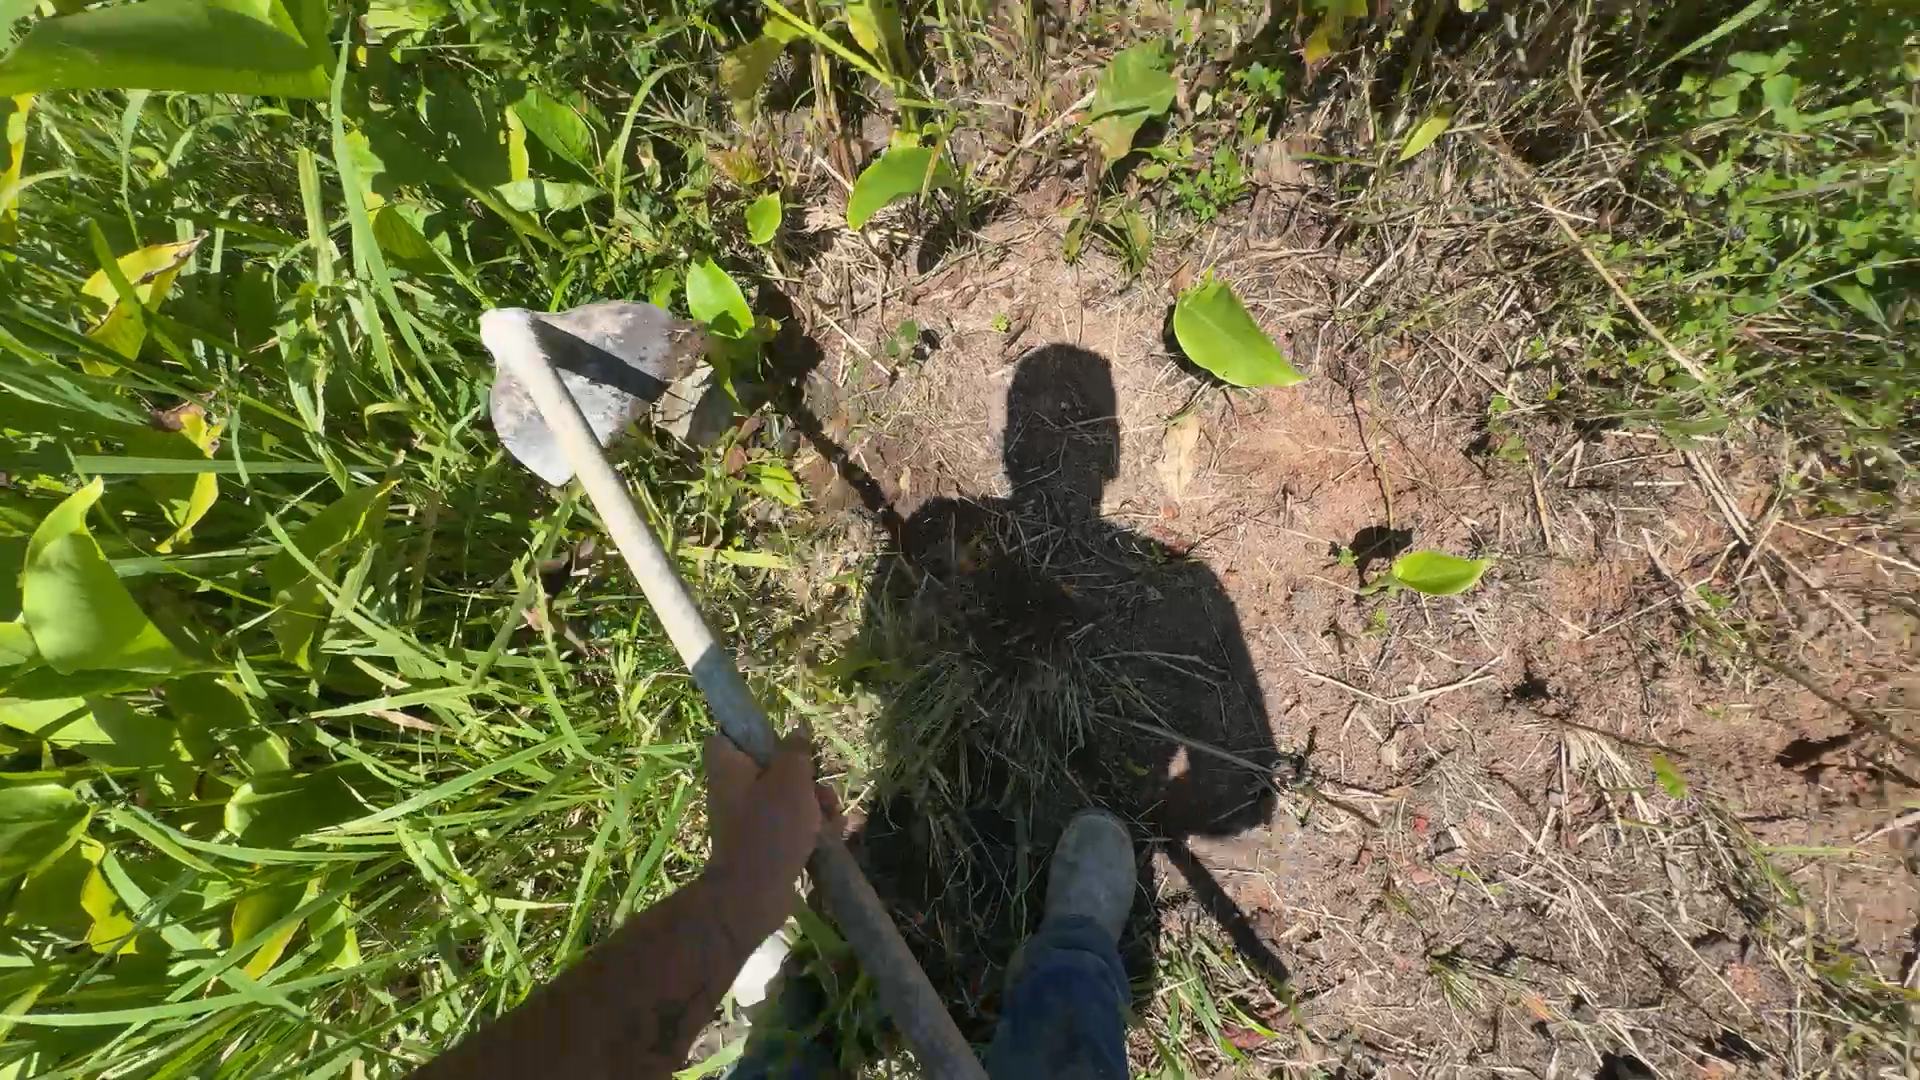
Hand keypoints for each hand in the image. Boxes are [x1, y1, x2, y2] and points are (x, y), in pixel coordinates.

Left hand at [703, 733, 834, 937]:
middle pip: (770, 767)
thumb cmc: (770, 826)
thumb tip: (797, 731)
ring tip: (833, 814)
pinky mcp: (764, 842)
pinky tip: (835, 831)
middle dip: (804, 775)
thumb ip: (795, 750)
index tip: (779, 740)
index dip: (752, 734)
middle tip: (819, 784)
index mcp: (729, 767)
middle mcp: (733, 790)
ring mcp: (748, 818)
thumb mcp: (790, 778)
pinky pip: (790, 822)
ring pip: (786, 795)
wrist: (754, 895)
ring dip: (815, 801)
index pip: (727, 737)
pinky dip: (811, 825)